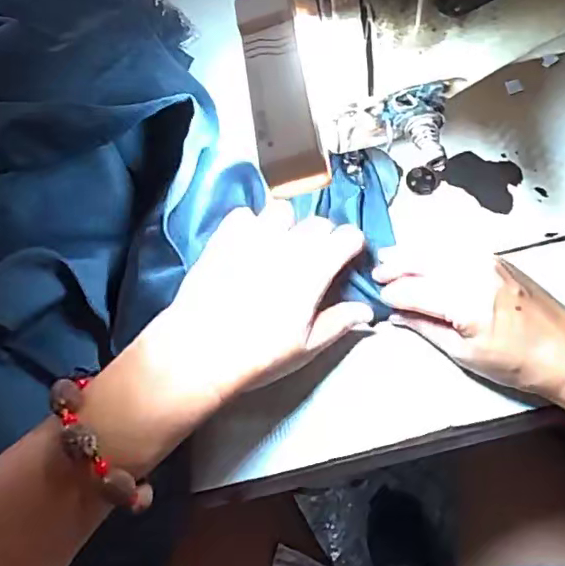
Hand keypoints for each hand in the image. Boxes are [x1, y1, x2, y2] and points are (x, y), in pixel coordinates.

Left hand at [140, 203, 373, 417]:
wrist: (199, 351)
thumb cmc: (257, 355)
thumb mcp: (306, 346)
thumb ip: (339, 322)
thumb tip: (365, 310)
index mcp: (315, 267)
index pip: (348, 234)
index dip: (351, 245)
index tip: (345, 259)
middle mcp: (288, 243)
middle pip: (318, 222)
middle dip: (322, 238)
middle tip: (312, 262)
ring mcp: (255, 235)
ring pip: (283, 210)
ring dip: (286, 225)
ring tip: (278, 247)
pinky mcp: (225, 235)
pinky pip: (245, 214)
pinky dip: (250, 224)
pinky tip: (247, 245)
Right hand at [371, 247, 564, 407]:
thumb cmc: (520, 361)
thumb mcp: (465, 354)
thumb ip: (426, 328)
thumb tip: (398, 316)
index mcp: (465, 299)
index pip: (414, 289)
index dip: (392, 294)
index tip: (380, 299)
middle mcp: (474, 271)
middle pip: (422, 260)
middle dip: (396, 266)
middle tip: (377, 276)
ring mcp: (486, 259)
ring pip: (436, 248)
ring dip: (412, 254)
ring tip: (392, 263)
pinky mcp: (495, 257)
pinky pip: (454, 247)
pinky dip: (433, 250)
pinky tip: (424, 258)